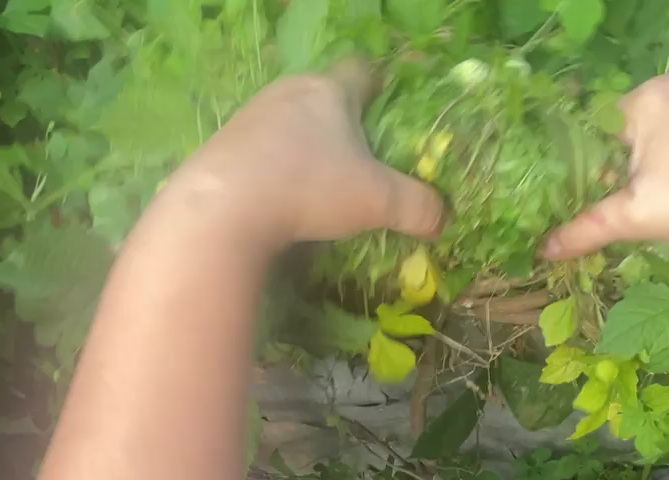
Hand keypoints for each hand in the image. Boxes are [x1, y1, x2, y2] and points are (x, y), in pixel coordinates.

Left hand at [162, 58, 444, 251]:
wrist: (226, 207)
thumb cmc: (310, 188)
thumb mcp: (377, 201)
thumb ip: (415, 207)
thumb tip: (442, 218)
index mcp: (330, 92)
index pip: (361, 72)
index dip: (378, 85)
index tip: (387, 105)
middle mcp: (289, 93)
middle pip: (324, 98)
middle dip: (343, 124)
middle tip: (360, 159)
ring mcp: (253, 118)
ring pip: (291, 124)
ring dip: (307, 148)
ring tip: (320, 185)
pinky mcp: (227, 148)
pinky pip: (263, 151)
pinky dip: (278, 169)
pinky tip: (283, 199)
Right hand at [540, 69, 668, 259]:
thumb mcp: (638, 217)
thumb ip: (588, 229)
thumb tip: (544, 250)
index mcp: (648, 96)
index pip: (600, 132)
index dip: (598, 171)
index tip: (609, 204)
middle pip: (634, 131)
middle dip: (632, 170)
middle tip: (644, 209)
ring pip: (668, 132)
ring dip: (663, 166)